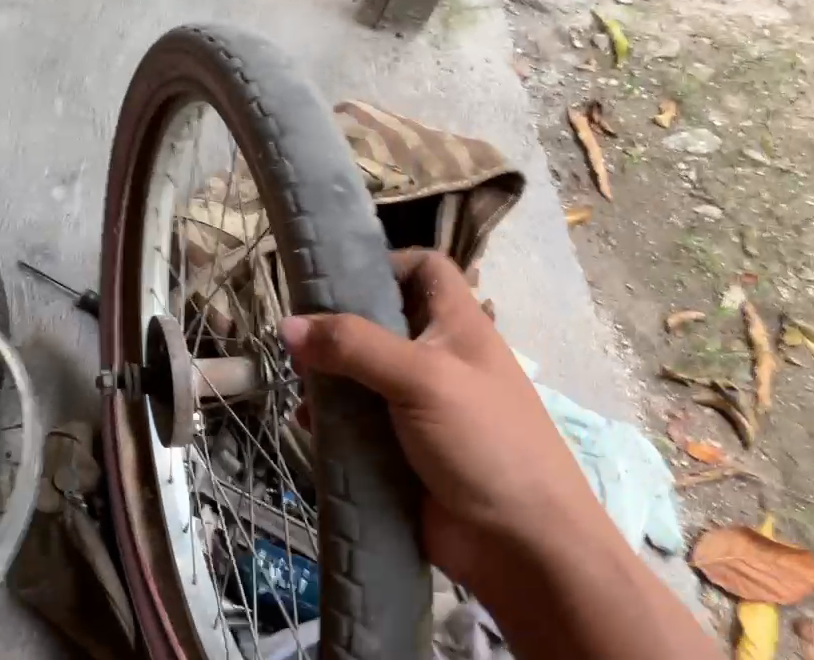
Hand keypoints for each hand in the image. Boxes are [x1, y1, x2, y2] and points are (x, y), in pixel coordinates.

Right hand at [278, 249, 611, 595]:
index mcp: (457, 326)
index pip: (425, 268)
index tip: (338, 277)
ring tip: (299, 385)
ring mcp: (418, 407)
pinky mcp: (400, 449)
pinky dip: (331, 421)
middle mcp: (436, 359)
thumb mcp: (422, 378)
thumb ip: (354, 345)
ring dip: (327, 378)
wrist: (526, 551)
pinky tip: (308, 426)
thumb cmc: (486, 444)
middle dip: (336, 327)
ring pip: (359, 374)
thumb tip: (287, 325)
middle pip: (379, 321)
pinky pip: (355, 423)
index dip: (386, 262)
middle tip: (298, 338)